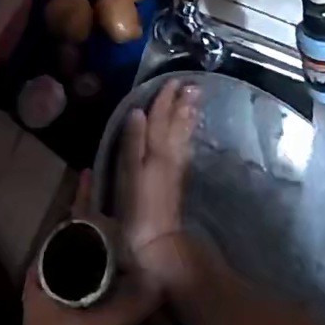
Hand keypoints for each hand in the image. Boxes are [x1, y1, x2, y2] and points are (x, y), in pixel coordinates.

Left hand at [10, 172, 154, 324]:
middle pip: (81, 245)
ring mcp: (68, 306)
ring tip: (143, 234)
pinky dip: (120, 283)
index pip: (67, 228)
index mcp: (45, 274)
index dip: (81, 202)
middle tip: (135, 202)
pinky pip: (103, 294)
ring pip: (93, 269)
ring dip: (114, 254)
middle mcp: (54, 283)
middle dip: (104, 225)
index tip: (94, 172)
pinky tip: (142, 280)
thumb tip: (159, 276)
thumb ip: (127, 302)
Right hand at [117, 78, 200, 289]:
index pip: (159, 119)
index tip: (173, 80)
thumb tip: (138, 112)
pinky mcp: (175, 181)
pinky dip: (186, 135)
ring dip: (187, 117)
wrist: (158, 244)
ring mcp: (174, 168)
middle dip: (182, 105)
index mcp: (155, 151)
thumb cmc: (138, 209)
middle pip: (175, 125)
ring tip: (194, 101)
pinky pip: (183, 148)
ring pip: (182, 136)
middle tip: (192, 85)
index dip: (164, 100)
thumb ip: (133, 142)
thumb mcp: (130, 174)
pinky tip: (188, 132)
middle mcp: (168, 156)